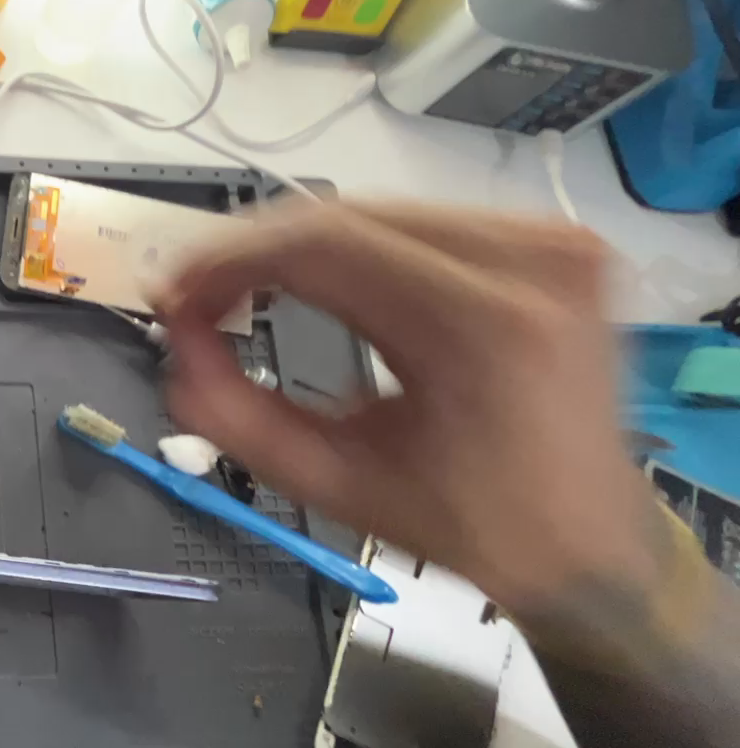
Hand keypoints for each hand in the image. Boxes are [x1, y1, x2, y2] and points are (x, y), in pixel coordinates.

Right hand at [158, 203, 660, 615]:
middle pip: (338, 217)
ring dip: (281, 251)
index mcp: (478, 324)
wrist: (579, 536)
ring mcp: (545, 242)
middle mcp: (527, 259)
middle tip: (188, 301)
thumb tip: (177, 350)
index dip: (221, 263)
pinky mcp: (543, 245)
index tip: (168, 298)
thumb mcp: (321, 481)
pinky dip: (333, 250)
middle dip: (241, 254)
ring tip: (230, 297)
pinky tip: (297, 285)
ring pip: (366, 212)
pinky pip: (407, 224)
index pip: (317, 246)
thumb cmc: (453, 520)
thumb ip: (230, 417)